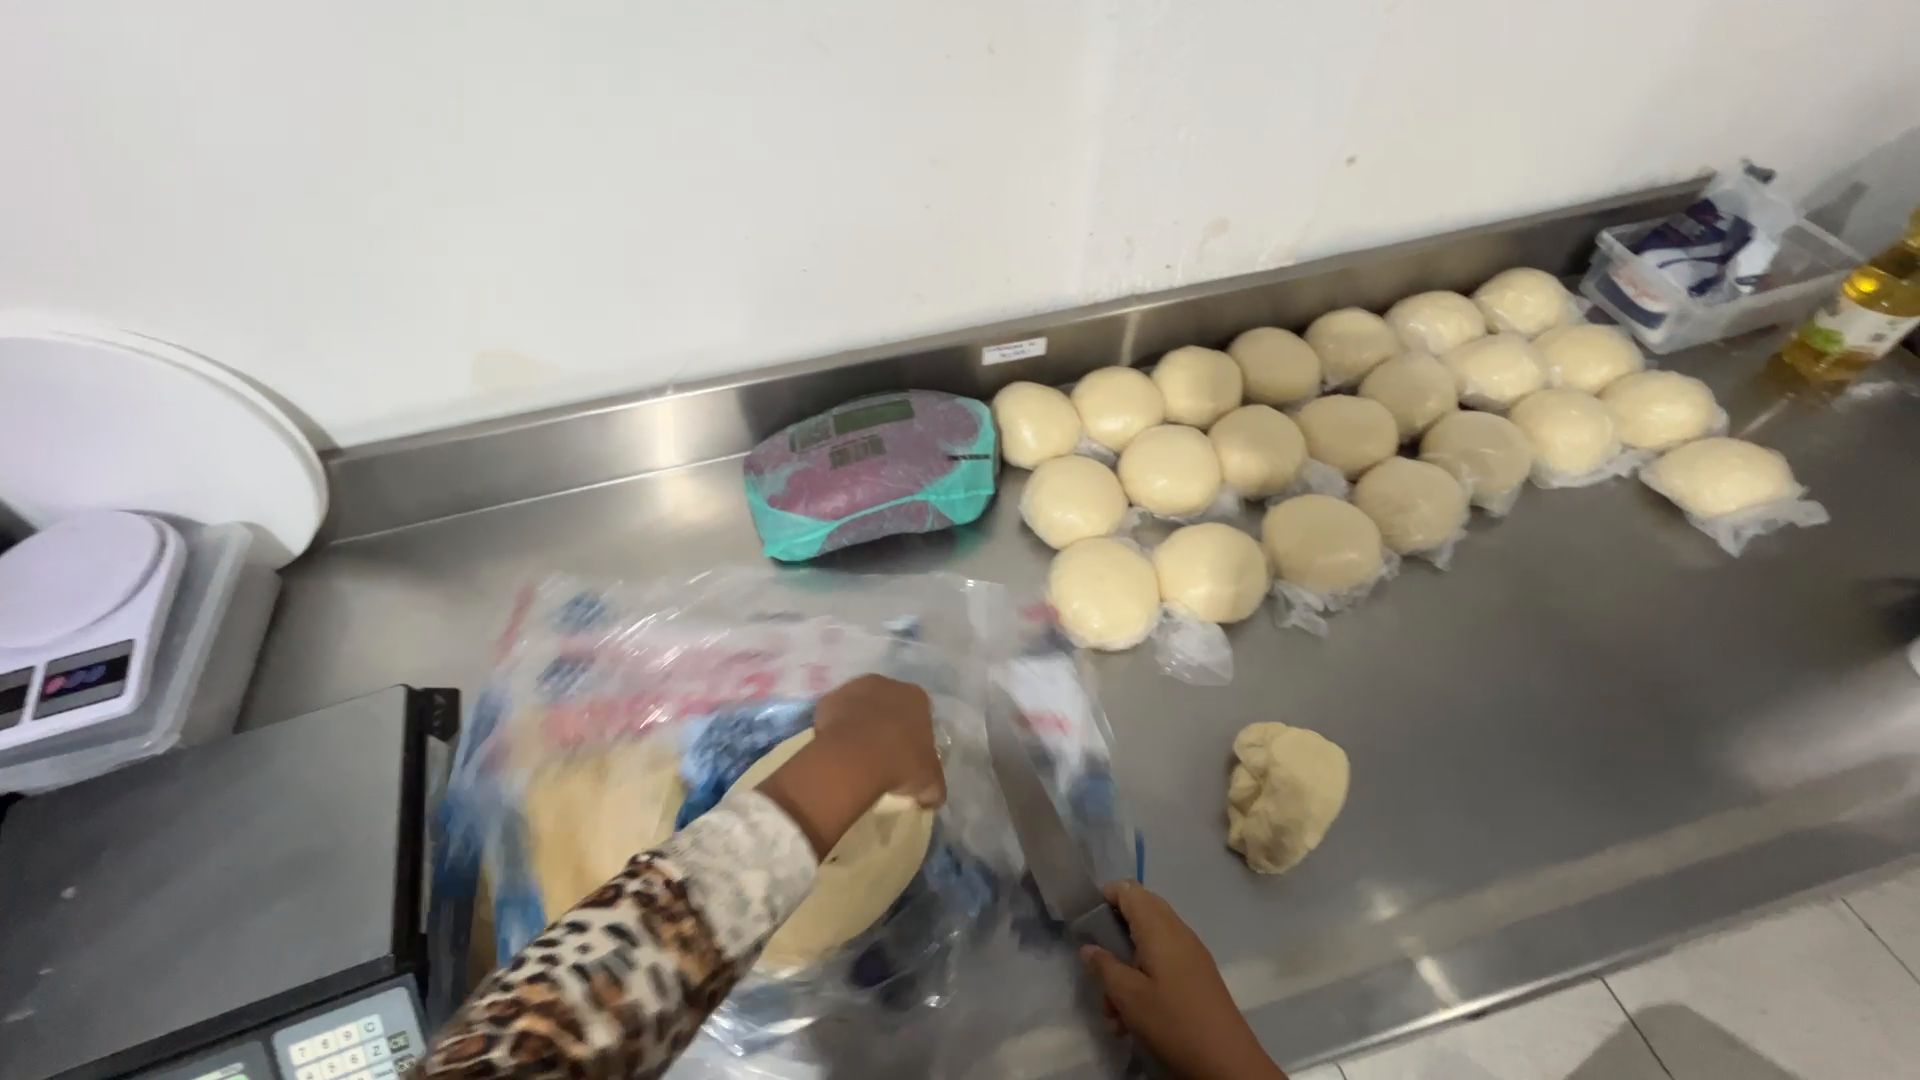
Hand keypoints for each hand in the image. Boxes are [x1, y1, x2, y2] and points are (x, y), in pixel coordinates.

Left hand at [759, 675, 945, 857]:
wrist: (854, 758)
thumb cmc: (900, 764)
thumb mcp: (929, 783)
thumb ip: (934, 788)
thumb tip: (931, 799)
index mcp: (916, 698)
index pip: (919, 714)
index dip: (913, 735)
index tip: (907, 756)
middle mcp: (887, 684)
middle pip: (889, 704)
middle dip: (886, 724)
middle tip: (881, 754)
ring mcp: (855, 688)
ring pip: (860, 705)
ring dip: (860, 723)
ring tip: (856, 753)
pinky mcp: (829, 699)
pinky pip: (835, 713)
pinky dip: (835, 727)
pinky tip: (837, 749)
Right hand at [1081, 882, 1285, 1079]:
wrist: (1228, 1062)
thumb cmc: (1173, 1020)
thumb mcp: (1128, 996)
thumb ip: (1104, 967)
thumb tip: (1088, 948)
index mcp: (1158, 926)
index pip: (1129, 889)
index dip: (1106, 896)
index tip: (1088, 921)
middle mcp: (1177, 930)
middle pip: (1140, 913)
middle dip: (1115, 936)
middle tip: (1100, 962)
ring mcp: (1191, 952)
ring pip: (1149, 944)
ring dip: (1127, 969)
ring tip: (1113, 1011)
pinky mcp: (1198, 974)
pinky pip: (1164, 962)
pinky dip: (1145, 980)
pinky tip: (1134, 1018)